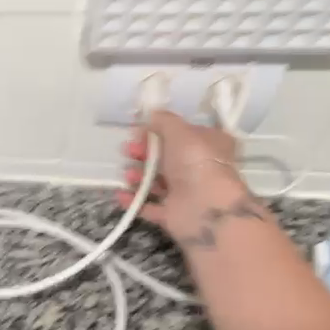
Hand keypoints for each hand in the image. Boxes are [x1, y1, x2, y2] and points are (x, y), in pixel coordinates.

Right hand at [117, 110, 258, 239]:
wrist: (205, 207)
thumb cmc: (197, 163)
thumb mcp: (180, 131)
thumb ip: (164, 121)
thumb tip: (152, 115)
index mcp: (209, 145)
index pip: (183, 134)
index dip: (160, 131)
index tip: (140, 131)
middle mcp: (199, 168)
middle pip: (166, 158)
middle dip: (144, 153)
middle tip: (129, 151)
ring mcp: (185, 193)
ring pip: (156, 181)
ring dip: (138, 176)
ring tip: (128, 174)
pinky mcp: (172, 214)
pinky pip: (148, 206)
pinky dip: (133, 200)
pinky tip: (121, 194)